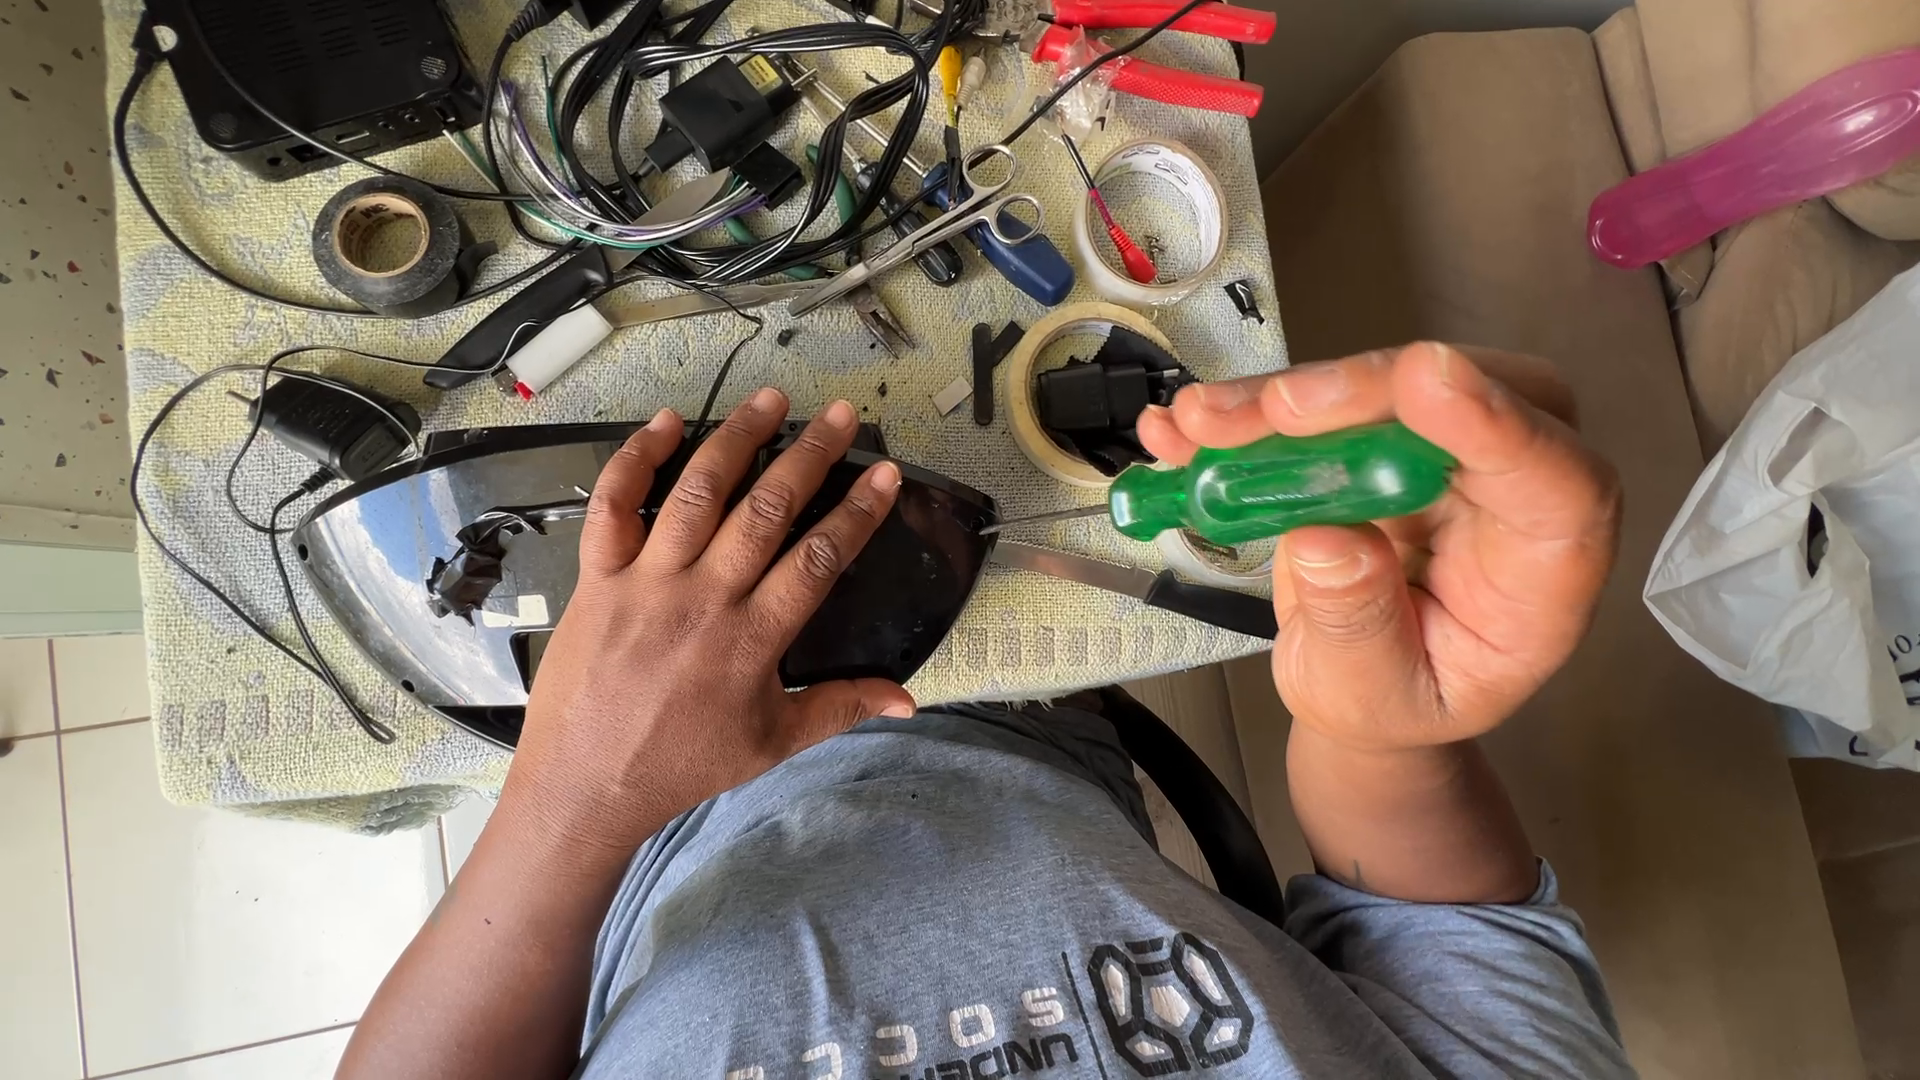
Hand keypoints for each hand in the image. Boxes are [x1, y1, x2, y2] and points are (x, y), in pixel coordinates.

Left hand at [510, 389, 913, 853]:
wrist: (585, 787)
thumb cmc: (686, 764)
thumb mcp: (775, 742)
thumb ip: (843, 708)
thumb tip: (910, 696)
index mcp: (752, 639)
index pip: (817, 560)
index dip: (857, 513)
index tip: (886, 472)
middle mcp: (703, 597)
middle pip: (765, 512)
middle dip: (809, 457)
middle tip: (840, 414)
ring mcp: (646, 581)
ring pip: (696, 494)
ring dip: (736, 440)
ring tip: (771, 398)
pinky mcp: (597, 577)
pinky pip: (612, 507)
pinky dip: (635, 459)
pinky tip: (665, 422)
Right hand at [1137, 343, 1619, 752]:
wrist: (1356, 685)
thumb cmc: (1385, 702)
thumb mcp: (1372, 693)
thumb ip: (1359, 627)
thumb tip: (1323, 538)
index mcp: (1534, 571)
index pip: (1553, 482)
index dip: (1495, 421)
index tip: (1420, 378)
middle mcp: (1491, 495)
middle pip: (1461, 402)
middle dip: (1363, 392)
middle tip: (1275, 408)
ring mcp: (1425, 464)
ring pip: (1366, 396)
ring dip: (1276, 401)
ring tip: (1197, 421)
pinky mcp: (1361, 451)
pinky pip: (1307, 418)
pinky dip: (1240, 417)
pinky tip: (1180, 429)